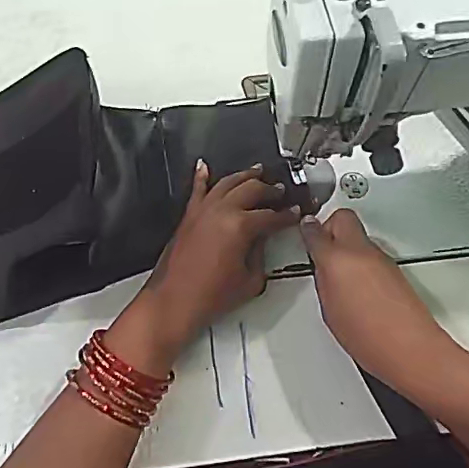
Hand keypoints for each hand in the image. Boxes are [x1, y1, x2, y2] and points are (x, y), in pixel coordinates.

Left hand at [115, 163, 300, 367]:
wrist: (174, 301)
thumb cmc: (207, 295)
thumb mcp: (250, 280)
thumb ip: (261, 254)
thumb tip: (262, 241)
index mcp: (240, 226)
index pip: (271, 215)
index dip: (287, 215)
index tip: (293, 213)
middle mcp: (220, 212)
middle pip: (252, 189)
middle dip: (270, 190)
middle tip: (280, 192)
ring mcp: (202, 211)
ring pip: (227, 182)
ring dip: (244, 176)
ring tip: (257, 172)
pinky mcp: (188, 216)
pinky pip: (197, 189)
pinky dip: (201, 176)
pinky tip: (204, 166)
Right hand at [299, 209, 462, 396]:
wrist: (411, 349)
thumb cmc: (372, 337)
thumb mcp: (329, 309)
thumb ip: (322, 280)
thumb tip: (322, 270)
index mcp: (337, 259)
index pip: (315, 230)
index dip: (308, 230)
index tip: (306, 231)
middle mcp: (362, 252)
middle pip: (343, 218)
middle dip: (330, 226)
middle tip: (322, 243)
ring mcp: (382, 259)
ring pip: (360, 236)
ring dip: (348, 247)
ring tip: (341, 273)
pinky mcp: (396, 270)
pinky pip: (373, 253)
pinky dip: (362, 261)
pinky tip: (359, 286)